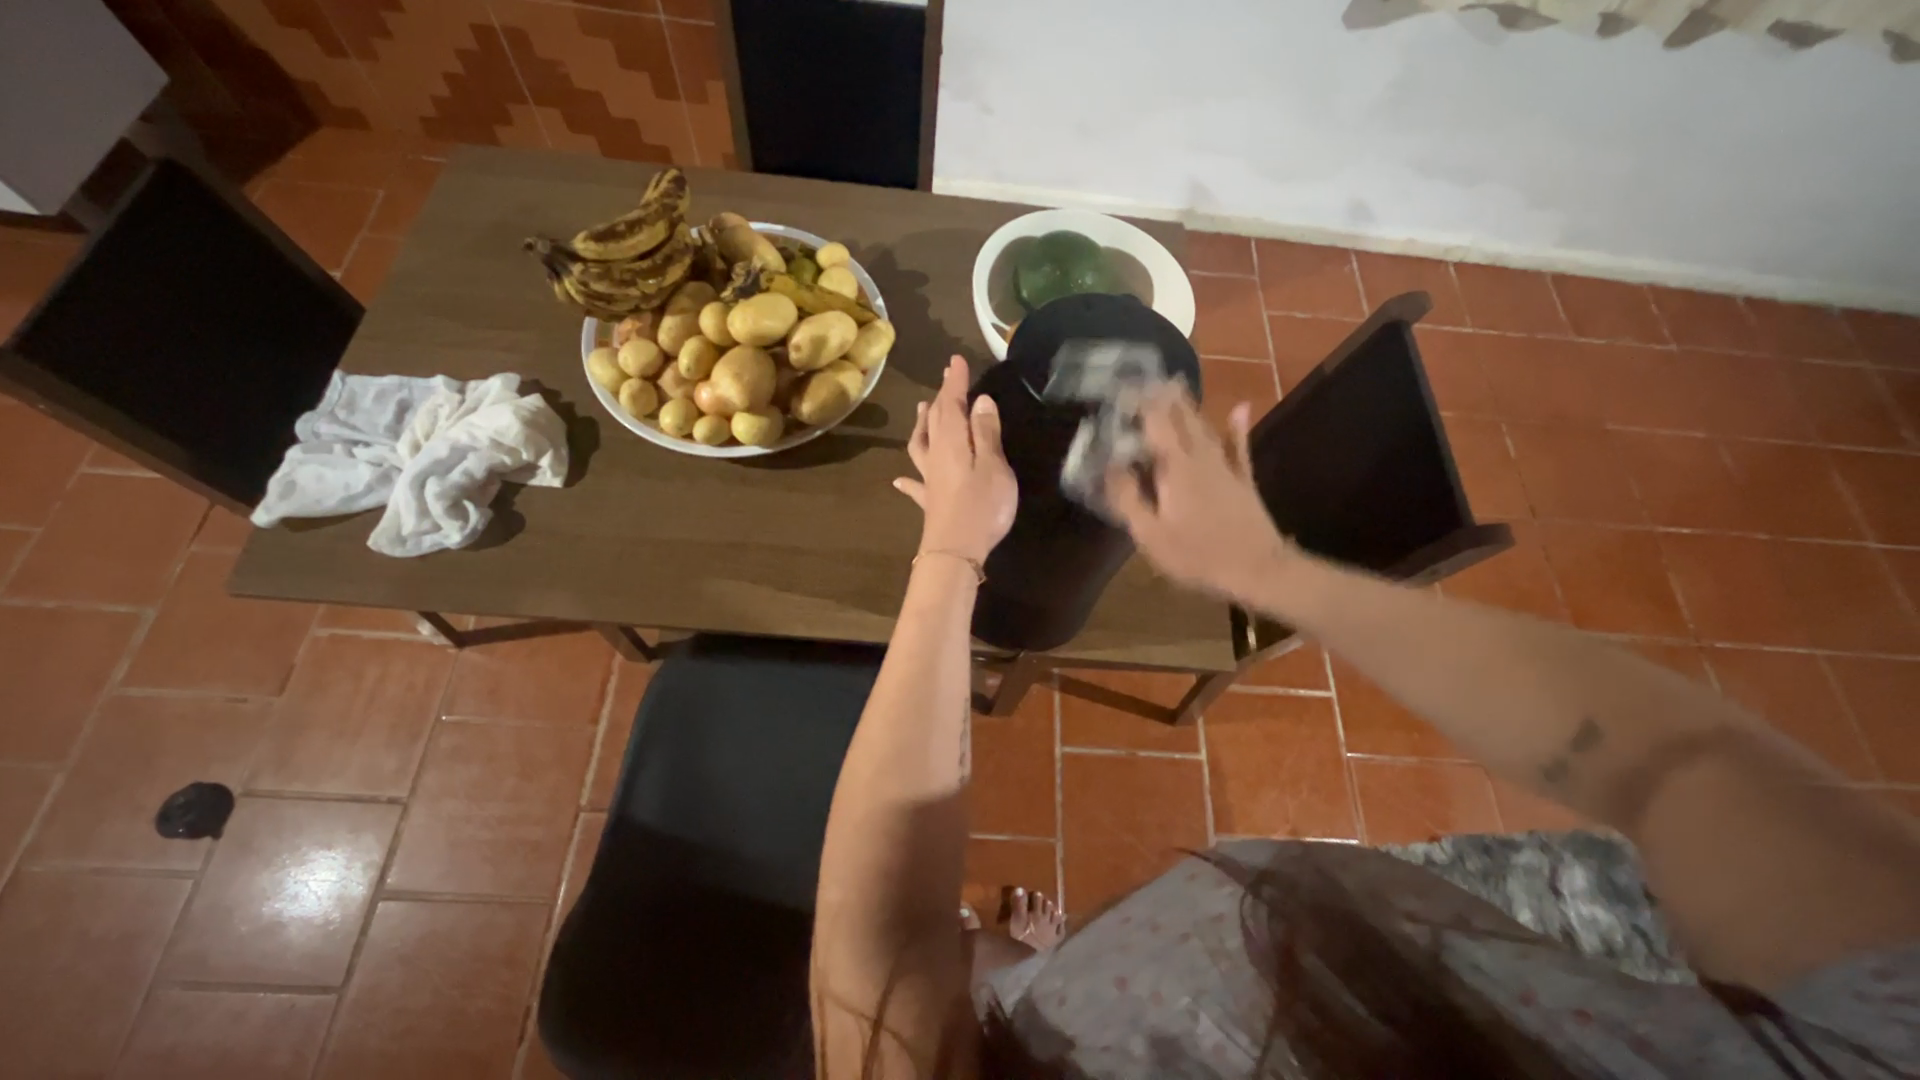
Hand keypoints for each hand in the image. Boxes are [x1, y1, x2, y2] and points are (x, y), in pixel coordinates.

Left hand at [894, 355, 1017, 562]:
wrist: (955, 552)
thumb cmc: (981, 506)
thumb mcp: (993, 465)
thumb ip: (986, 433)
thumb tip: (979, 401)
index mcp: (952, 441)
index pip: (951, 403)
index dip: (954, 382)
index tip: (955, 361)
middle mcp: (935, 455)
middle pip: (935, 420)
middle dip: (941, 397)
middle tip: (947, 379)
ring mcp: (929, 479)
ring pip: (921, 445)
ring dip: (921, 426)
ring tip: (919, 410)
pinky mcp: (930, 502)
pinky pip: (915, 485)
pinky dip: (908, 480)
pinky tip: (899, 481)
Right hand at [1103, 388, 1297, 599]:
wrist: (1259, 570)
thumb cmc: (1198, 554)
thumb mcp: (1150, 534)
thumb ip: (1128, 497)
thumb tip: (1110, 465)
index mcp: (1175, 466)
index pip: (1154, 421)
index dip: (1138, 401)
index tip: (1121, 386)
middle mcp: (1200, 456)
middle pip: (1180, 418)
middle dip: (1162, 396)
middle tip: (1145, 379)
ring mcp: (1225, 466)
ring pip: (1204, 427)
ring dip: (1188, 406)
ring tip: (1174, 386)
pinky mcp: (1243, 480)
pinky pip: (1239, 447)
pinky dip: (1237, 427)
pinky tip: (1240, 408)